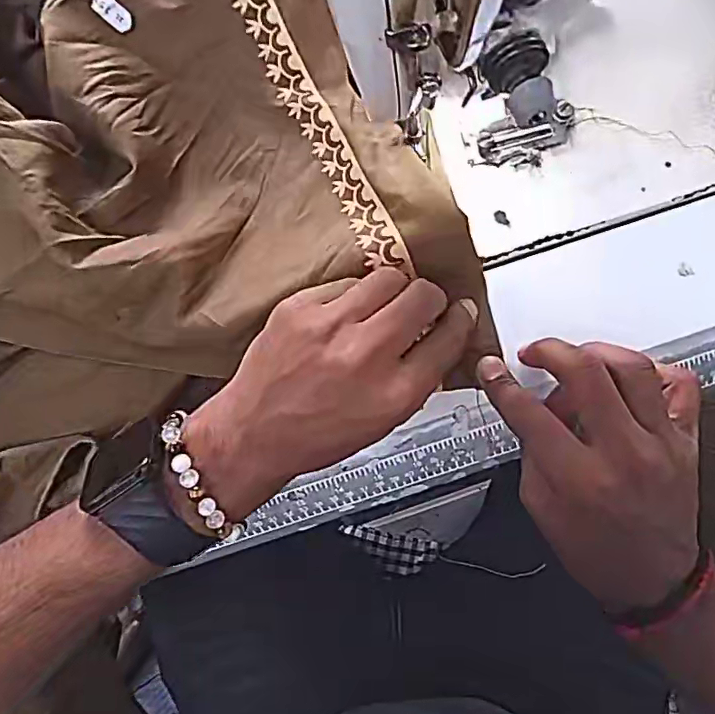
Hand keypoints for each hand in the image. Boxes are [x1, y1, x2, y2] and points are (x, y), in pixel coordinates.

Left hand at [185, 268, 477, 519]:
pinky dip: (352, 296)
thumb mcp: (383, 422)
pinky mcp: (300, 308)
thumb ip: (417, 380)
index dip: (461, 322)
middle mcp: (366, 355)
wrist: (253, 432)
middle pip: (425, 297)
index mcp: (395, 393)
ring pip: (389, 278)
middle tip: (424, 305)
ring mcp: (331, 326)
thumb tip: (441, 341)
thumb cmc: (315, 435)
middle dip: (432, 299)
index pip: (450, 339)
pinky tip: (343, 316)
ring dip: (396, 289)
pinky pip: (346, 282)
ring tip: (384, 305)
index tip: (460, 313)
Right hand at [477, 340, 701, 612]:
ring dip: (597, 352)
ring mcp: (661, 444)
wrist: (655, 580)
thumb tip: (528, 409)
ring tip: (579, 359)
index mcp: (579, 479)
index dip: (502, 384)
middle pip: (585, 373)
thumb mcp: (542, 508)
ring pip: (633, 368)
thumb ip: (533, 454)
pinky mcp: (686, 440)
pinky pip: (680, 383)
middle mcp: (623, 454)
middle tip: (535, 354)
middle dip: (550, 351)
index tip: (492, 369)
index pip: (530, 413)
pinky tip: (629, 378)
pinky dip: (653, 370)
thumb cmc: (594, 551)